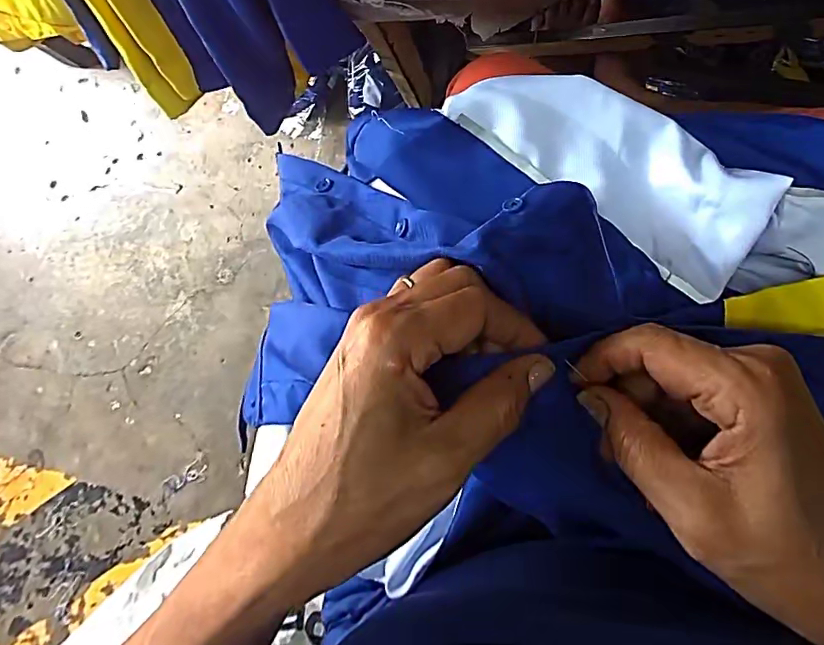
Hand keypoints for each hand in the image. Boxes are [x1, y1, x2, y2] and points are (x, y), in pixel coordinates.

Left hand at [128, 260, 553, 644]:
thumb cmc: (362, 502)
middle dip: (496, 318)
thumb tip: (540, 366)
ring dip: (472, 316)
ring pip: (436, 289)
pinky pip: (416, 309)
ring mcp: (362, 329)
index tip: (540, 361)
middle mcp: (375, 316)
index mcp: (393, 335)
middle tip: (513, 365)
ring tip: (486, 364)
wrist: (283, 541)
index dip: (518, 327)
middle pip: (457, 282)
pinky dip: (447, 323)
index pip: (476, 302)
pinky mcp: (359, 346)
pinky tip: (455, 364)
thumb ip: (501, 402)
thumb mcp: (447, 459)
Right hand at [574, 325, 823, 644]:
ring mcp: (768, 373)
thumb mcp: (694, 511)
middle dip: (628, 392)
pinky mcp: (770, 392)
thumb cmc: (781, 555)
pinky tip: (666, 454)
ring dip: (651, 409)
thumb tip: (590, 398)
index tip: (568, 391)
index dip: (605, 358)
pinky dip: (679, 417)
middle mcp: (758, 358)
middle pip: (670, 357)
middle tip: (600, 444)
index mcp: (746, 380)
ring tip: (630, 458)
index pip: (655, 343)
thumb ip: (635, 447)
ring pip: (685, 375)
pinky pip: (707, 389)